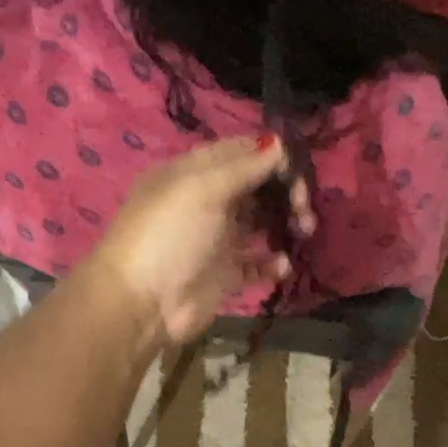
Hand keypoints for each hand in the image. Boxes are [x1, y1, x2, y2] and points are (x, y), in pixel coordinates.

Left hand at [85, 136, 314, 344]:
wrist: (143, 304)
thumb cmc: (169, 236)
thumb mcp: (201, 189)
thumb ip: (242, 166)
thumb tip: (278, 143)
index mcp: (194, 172)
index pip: (242, 152)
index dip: (273, 157)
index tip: (297, 173)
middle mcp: (207, 201)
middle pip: (257, 187)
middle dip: (285, 193)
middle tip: (304, 210)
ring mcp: (217, 240)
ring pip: (262, 223)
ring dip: (286, 224)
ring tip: (303, 233)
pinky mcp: (225, 276)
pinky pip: (258, 264)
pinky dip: (274, 263)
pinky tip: (282, 266)